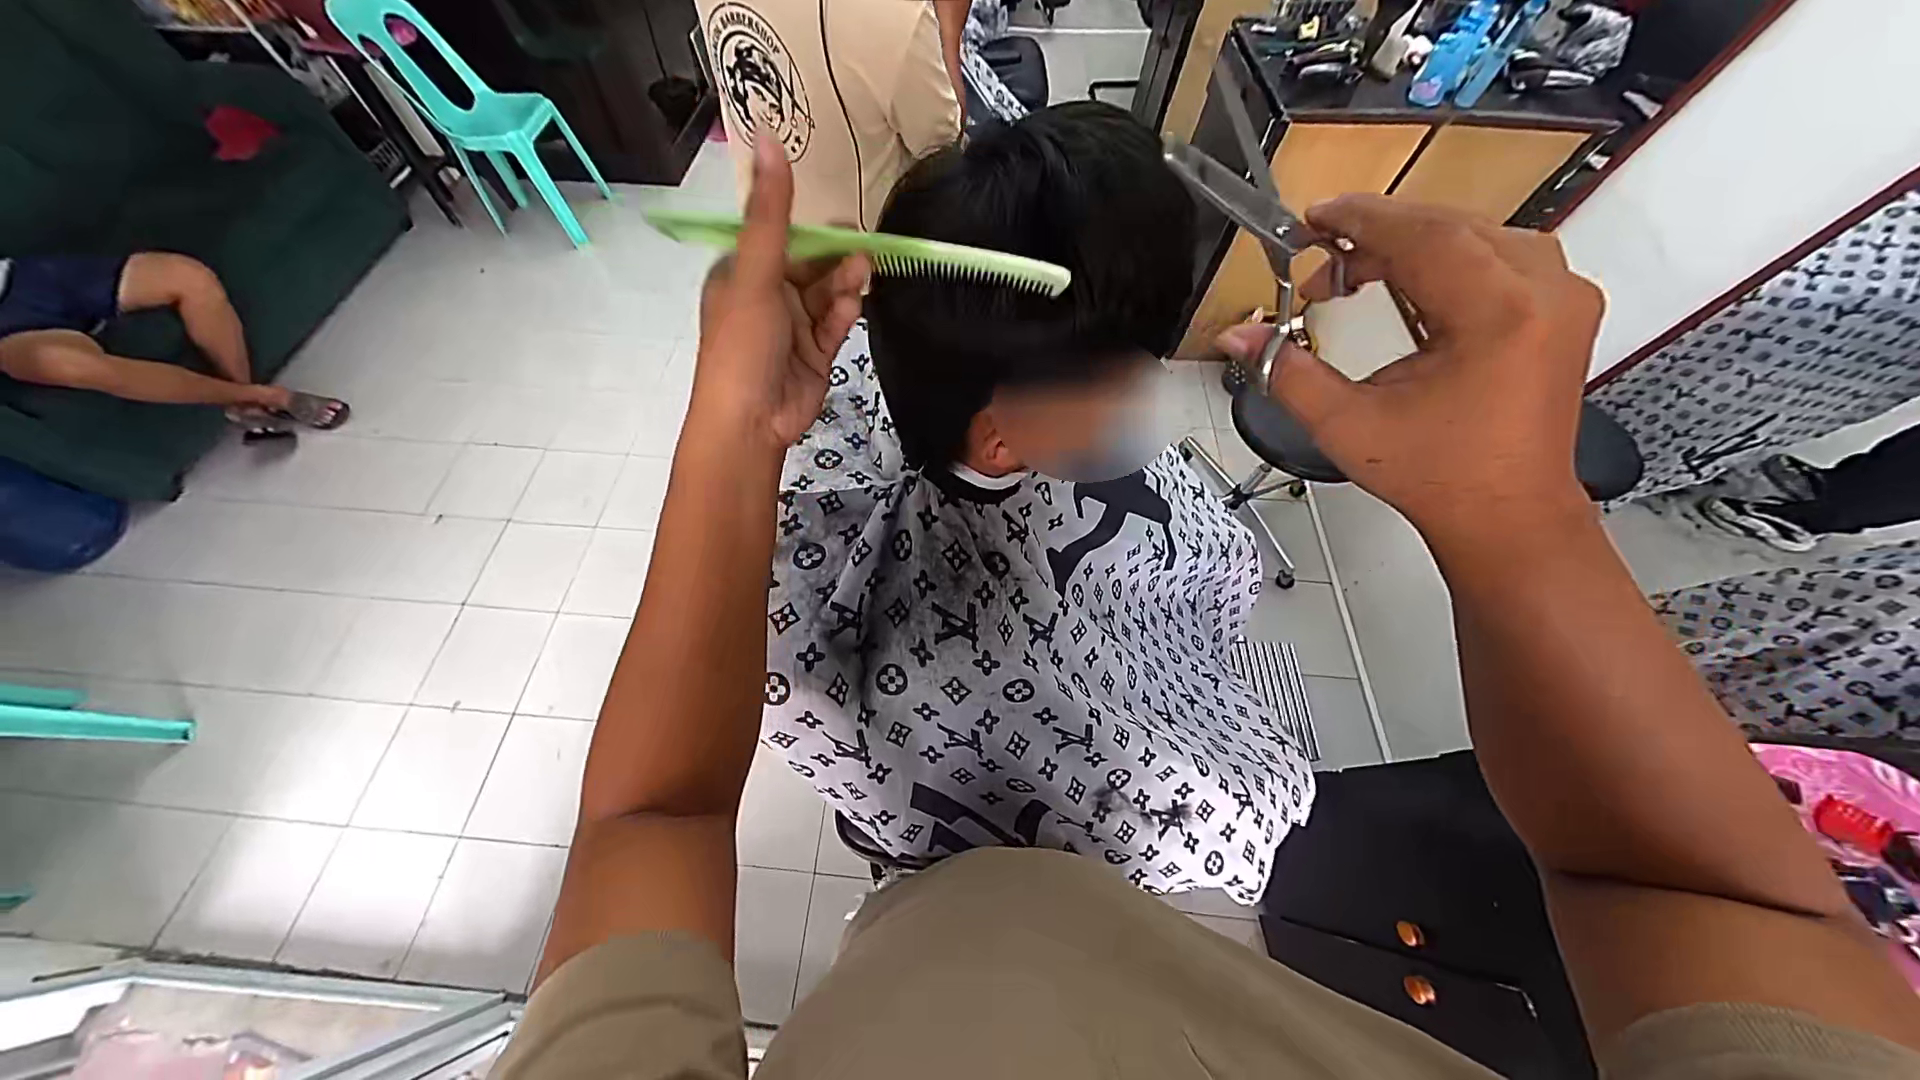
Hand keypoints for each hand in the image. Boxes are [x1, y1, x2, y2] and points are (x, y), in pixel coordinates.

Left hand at [692, 134, 868, 453]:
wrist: (751, 420)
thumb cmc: (743, 345)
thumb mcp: (755, 274)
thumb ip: (770, 214)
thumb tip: (766, 138)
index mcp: (743, 273)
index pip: (780, 238)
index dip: (811, 228)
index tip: (842, 220)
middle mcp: (769, 297)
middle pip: (811, 266)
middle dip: (835, 259)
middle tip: (862, 250)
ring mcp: (794, 327)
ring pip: (827, 295)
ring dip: (845, 284)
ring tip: (865, 273)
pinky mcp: (817, 354)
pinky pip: (835, 325)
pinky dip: (844, 315)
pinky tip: (853, 309)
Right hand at [1217, 195, 1603, 550]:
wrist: (1503, 511)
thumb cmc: (1432, 473)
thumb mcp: (1344, 423)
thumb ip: (1286, 372)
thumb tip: (1236, 338)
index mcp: (1497, 316)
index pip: (1425, 236)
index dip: (1362, 220)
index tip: (1314, 218)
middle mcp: (1544, 292)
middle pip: (1450, 228)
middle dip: (1377, 234)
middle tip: (1318, 258)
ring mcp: (1562, 297)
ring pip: (1475, 237)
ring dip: (1408, 245)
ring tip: (1350, 274)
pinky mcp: (1560, 309)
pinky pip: (1497, 258)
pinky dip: (1441, 261)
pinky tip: (1401, 284)